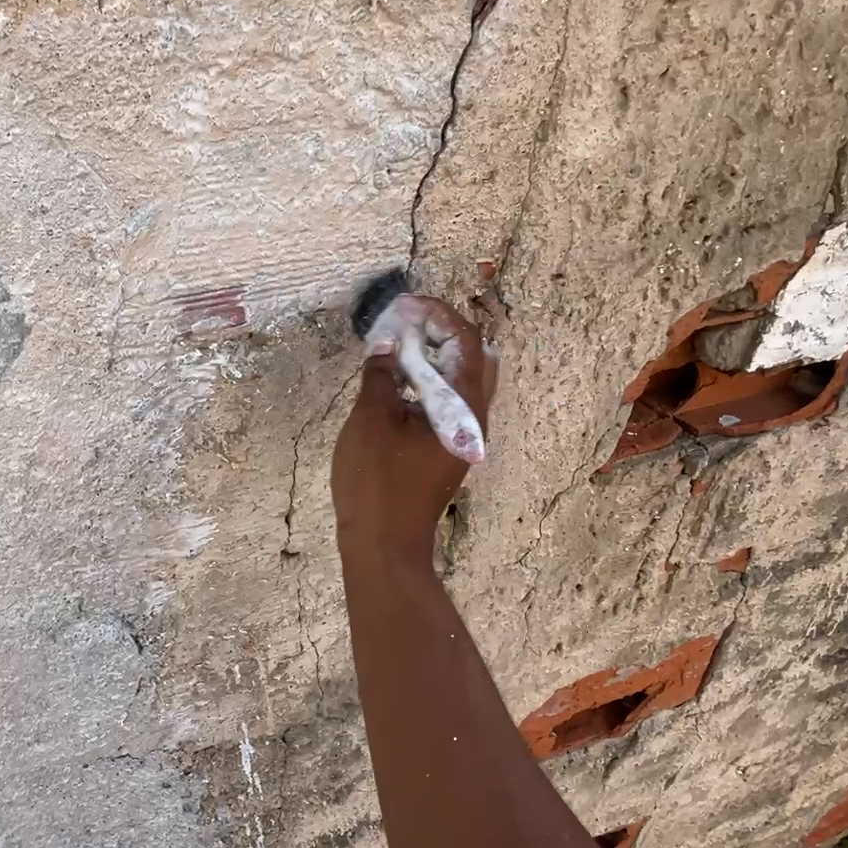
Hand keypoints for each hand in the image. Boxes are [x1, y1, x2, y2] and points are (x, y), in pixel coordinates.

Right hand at [331, 297, 497, 558]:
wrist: (384, 543)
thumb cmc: (377, 480)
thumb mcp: (371, 419)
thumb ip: (382, 375)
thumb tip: (388, 345)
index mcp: (464, 406)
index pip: (466, 341)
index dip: (438, 314)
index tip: (405, 304)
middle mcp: (476, 419)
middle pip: (473, 358)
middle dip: (442, 332)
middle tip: (405, 323)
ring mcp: (465, 437)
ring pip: (463, 382)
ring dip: (436, 358)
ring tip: (399, 348)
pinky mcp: (449, 451)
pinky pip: (450, 403)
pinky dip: (431, 383)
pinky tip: (400, 384)